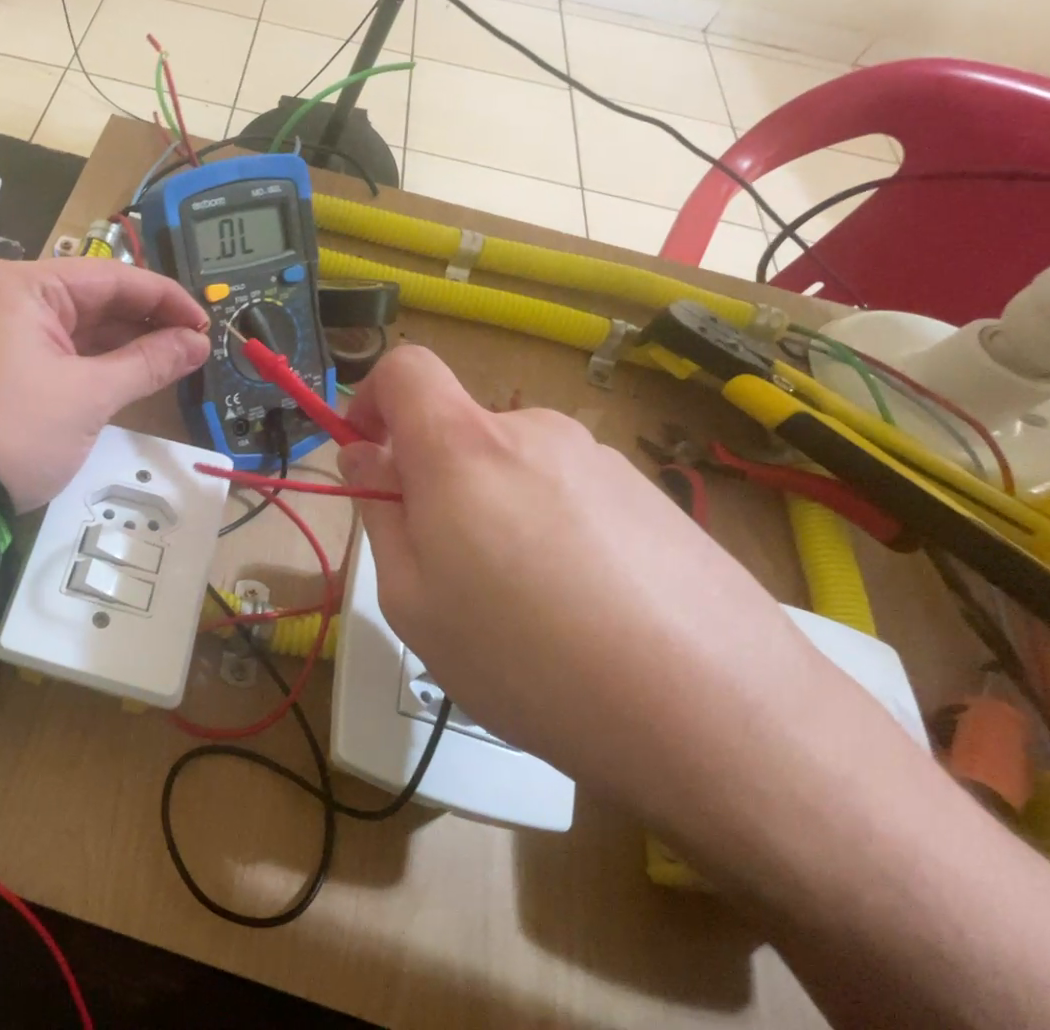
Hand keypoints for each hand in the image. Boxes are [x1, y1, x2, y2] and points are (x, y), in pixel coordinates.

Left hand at [0, 258, 210, 511]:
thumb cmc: (20, 432)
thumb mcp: (90, 396)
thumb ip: (149, 362)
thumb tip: (198, 344)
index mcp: (23, 285)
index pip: (111, 277)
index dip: (165, 298)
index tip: (205, 322)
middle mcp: (10, 297)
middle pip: (96, 298)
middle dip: (148, 321)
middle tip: (197, 345)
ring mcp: (5, 332)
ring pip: (82, 327)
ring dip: (128, 343)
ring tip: (180, 359)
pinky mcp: (7, 364)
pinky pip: (64, 351)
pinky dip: (100, 362)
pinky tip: (139, 371)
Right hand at [335, 346, 827, 775]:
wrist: (713, 711)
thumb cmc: (523, 659)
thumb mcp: (412, 601)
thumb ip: (380, 515)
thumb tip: (366, 458)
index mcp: (463, 449)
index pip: (405, 369)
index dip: (370, 401)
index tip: (366, 461)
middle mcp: (535, 434)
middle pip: (459, 432)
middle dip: (433, 484)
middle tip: (444, 575)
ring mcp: (603, 462)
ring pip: (514, 470)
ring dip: (492, 514)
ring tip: (519, 608)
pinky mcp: (652, 497)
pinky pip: (568, 496)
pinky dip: (548, 532)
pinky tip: (578, 611)